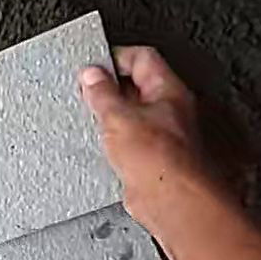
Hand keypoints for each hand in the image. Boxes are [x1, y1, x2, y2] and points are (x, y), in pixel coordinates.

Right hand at [79, 46, 223, 228]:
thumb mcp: (118, 117)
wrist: (171, 201)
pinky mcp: (154, 160)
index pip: (141, 57)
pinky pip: (132, 142)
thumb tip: (92, 75)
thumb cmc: (160, 160)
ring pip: (134, 116)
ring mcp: (164, 136)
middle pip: (138, 86)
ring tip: (96, 122)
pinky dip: (117, 143)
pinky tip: (106, 149)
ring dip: (113, 118)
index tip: (93, 66)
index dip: (114, 58)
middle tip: (90, 94)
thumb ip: (102, 93)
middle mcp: (170, 111)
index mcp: (168, 90)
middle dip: (111, 89)